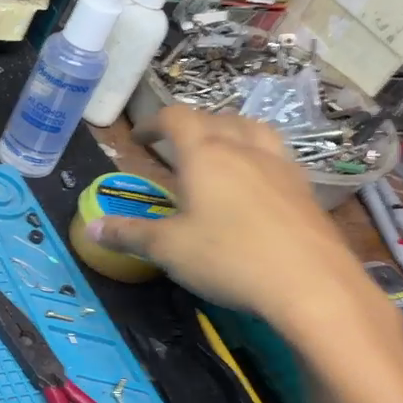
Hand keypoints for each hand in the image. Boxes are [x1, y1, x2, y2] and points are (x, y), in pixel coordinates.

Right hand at [84, 106, 387, 345]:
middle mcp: (245, 149)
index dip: (154, 122)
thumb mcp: (167, 249)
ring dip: (230, 132)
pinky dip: (256, 156)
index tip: (140, 138)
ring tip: (218, 151)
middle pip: (217, 119)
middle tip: (174, 147)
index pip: (177, 118)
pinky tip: (252, 183)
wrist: (311, 283)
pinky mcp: (304, 189)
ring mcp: (280, 166)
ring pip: (254, 130)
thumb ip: (129, 234)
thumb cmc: (228, 258)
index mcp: (206, 155)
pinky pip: (276, 156)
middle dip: (192, 126)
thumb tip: (91, 228)